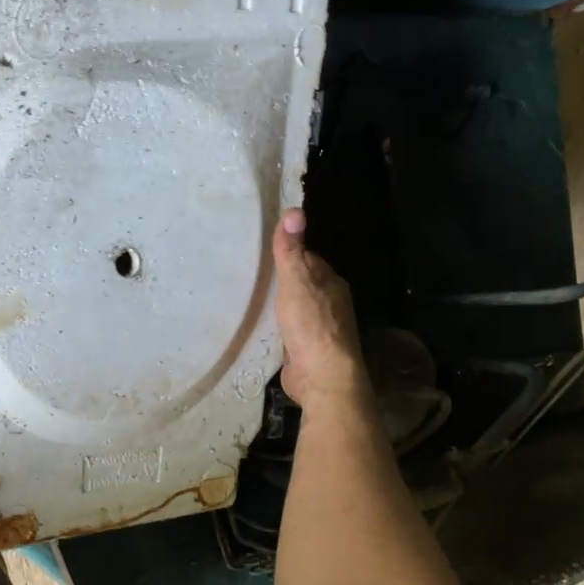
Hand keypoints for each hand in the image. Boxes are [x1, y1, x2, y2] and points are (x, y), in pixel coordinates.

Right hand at [273, 209, 367, 406]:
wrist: (321, 374)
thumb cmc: (310, 325)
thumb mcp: (296, 282)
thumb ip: (292, 250)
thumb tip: (294, 209)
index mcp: (330, 282)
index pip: (308, 260)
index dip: (289, 255)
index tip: (264, 253)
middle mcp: (330, 302)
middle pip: (304, 284)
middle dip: (284, 281)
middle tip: (253, 277)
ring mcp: (321, 327)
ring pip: (298, 308)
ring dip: (281, 306)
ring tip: (255, 302)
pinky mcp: (309, 349)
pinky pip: (292, 331)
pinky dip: (280, 327)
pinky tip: (266, 330)